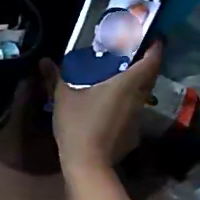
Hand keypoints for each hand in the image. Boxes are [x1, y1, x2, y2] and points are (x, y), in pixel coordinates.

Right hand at [43, 42, 163, 172]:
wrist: (88, 164)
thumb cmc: (78, 124)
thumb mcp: (62, 98)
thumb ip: (55, 77)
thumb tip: (44, 60)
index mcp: (127, 84)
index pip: (152, 59)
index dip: (155, 45)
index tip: (149, 35)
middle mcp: (138, 97)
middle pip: (150, 74)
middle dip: (144, 61)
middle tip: (130, 51)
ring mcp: (137, 116)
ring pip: (143, 92)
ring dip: (136, 81)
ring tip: (117, 74)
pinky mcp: (133, 131)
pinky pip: (134, 108)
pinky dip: (127, 99)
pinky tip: (110, 102)